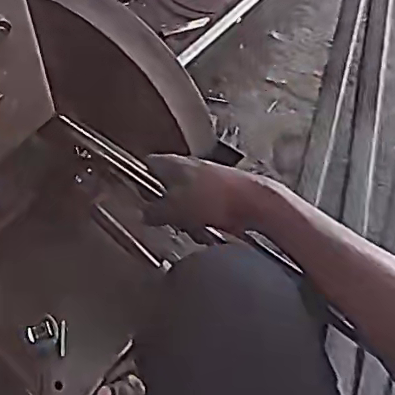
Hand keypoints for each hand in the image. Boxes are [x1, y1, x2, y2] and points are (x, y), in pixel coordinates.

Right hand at [146, 155, 276, 235]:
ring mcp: (209, 179)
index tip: (139, 195)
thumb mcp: (174, 210)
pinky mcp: (224, 193)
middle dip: (168, 208)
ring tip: (195, 229)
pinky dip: (204, 221)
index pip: (149, 164)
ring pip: (187, 201)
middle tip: (170, 220)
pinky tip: (210, 230)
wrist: (255, 203)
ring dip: (188, 218)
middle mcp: (191, 166)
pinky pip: (205, 209)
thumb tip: (145, 215)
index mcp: (174, 163)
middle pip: (168, 186)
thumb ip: (155, 213)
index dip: (141, 180)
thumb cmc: (215, 198)